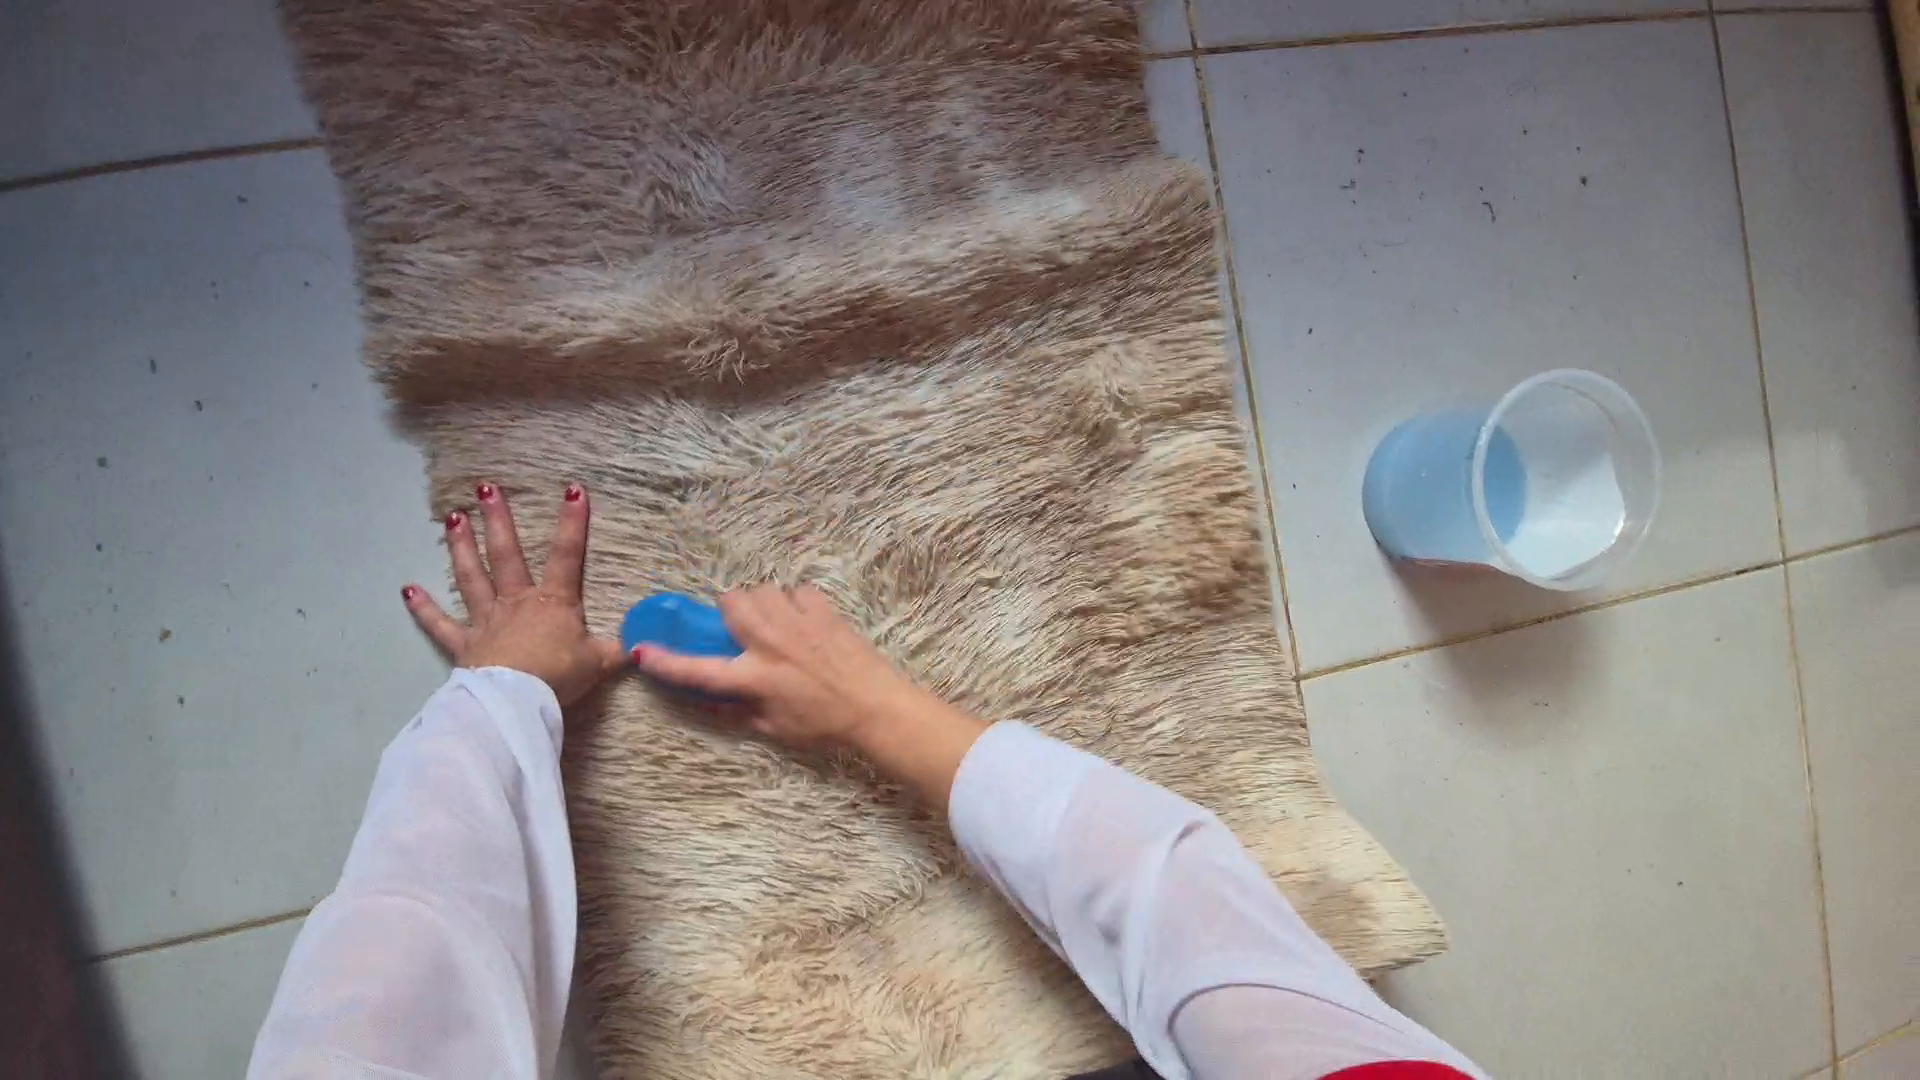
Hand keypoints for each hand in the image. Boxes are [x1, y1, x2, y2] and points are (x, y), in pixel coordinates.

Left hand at [402, 482, 627, 706]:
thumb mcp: (601, 662)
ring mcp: (487, 620)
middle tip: (485, 489)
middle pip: (507, 554)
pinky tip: (408, 590)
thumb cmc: (560, 675)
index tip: (572, 489)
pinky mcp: (464, 644)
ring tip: (454, 518)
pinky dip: (424, 608)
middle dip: (498, 520)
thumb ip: (621, 648)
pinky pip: (440, 624)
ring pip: (472, 577)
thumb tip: (649, 642)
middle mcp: (517, 601)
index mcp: (554, 601)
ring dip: (461, 547)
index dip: (572, 522)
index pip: (568, 555)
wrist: (515, 701)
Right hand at [633, 585, 915, 747]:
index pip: (699, 670)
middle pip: (732, 602)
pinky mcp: (824, 611)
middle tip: (742, 627)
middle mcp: (771, 644)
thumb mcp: (775, 728)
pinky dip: (796, 601)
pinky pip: (798, 590)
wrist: (875, 706)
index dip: (666, 661)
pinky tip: (804, 619)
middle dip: (730, 610)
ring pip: (763, 589)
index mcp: (755, 678)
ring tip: (776, 622)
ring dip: (762, 603)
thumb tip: (710, 697)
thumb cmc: (825, 725)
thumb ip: (738, 710)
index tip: (642, 650)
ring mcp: (798, 622)